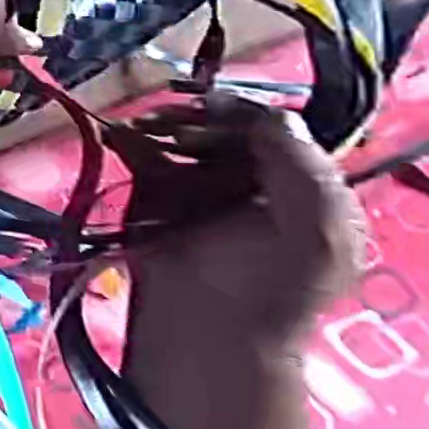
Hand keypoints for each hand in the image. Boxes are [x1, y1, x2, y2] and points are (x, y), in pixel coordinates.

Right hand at [118, 95, 362, 351]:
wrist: (204, 323)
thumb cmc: (269, 286)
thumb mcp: (314, 233)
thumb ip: (303, 173)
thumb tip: (268, 114)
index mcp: (304, 186)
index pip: (277, 131)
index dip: (244, 112)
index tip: (205, 104)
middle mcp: (253, 179)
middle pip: (225, 129)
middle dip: (196, 119)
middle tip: (166, 121)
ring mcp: (200, 185)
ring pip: (181, 136)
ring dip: (160, 125)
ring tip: (139, 128)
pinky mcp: (154, 192)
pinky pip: (142, 155)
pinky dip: (127, 139)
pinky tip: (115, 133)